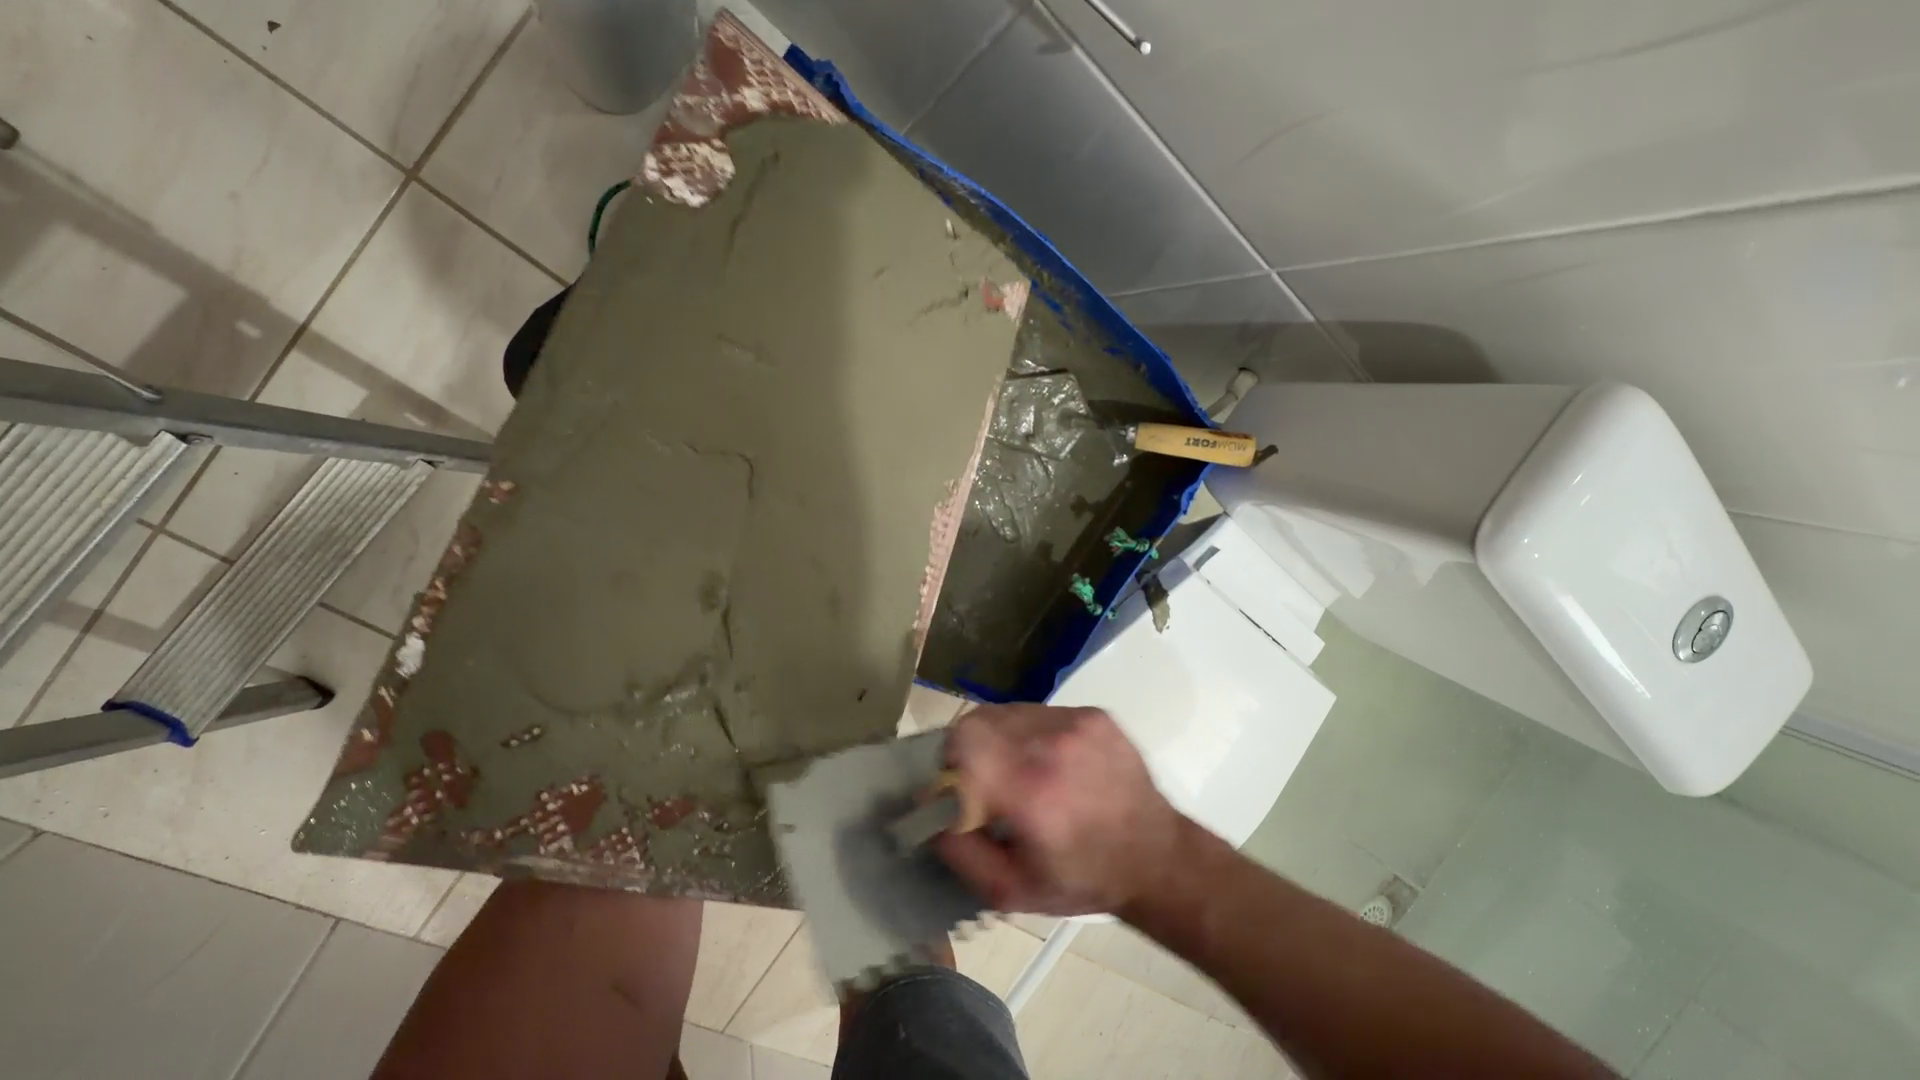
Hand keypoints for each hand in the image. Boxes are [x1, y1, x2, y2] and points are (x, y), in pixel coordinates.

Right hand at [933, 704, 1183, 917]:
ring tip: (1010, 774)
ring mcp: (1076, 723)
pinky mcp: (1093, 715)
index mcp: (1031, 792)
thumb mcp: (1011, 891)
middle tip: (973, 786)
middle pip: (975, 724)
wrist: (1158, 858)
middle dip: (962, 755)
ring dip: (993, 741)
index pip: (960, 749)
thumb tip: (928, 816)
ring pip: (1003, 713)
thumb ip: (960, 853)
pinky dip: (1026, 735)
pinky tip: (1044, 765)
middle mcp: (1052, 745)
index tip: (947, 799)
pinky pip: (1035, 713)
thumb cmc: (1082, 879)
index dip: (942, 774)